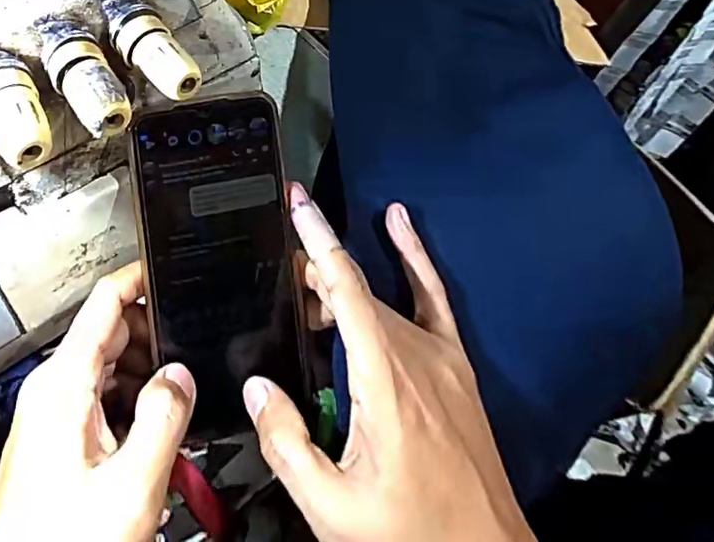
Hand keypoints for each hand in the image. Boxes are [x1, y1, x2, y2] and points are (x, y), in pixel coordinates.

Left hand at [0, 263, 195, 541]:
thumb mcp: (130, 485)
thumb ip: (164, 418)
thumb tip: (180, 374)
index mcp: (62, 384)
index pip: (104, 300)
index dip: (139, 278)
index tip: (167, 271)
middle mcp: (51, 391)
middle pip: (111, 333)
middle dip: (154, 339)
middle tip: (188, 357)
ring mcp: (50, 416)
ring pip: (108, 368)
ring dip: (146, 376)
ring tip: (175, 406)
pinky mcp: (54, 441)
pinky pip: (100, 399)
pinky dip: (130, 404)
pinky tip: (150, 436)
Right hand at [246, 185, 534, 541]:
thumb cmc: (416, 534)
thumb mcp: (333, 507)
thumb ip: (287, 444)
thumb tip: (259, 392)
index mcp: (384, 378)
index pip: (344, 284)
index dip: (317, 237)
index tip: (299, 204)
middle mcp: (415, 354)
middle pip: (355, 289)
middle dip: (314, 275)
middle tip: (285, 284)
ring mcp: (439, 354)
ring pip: (382, 294)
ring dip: (342, 283)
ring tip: (312, 285)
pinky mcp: (454, 362)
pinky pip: (431, 293)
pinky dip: (414, 255)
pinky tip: (400, 226)